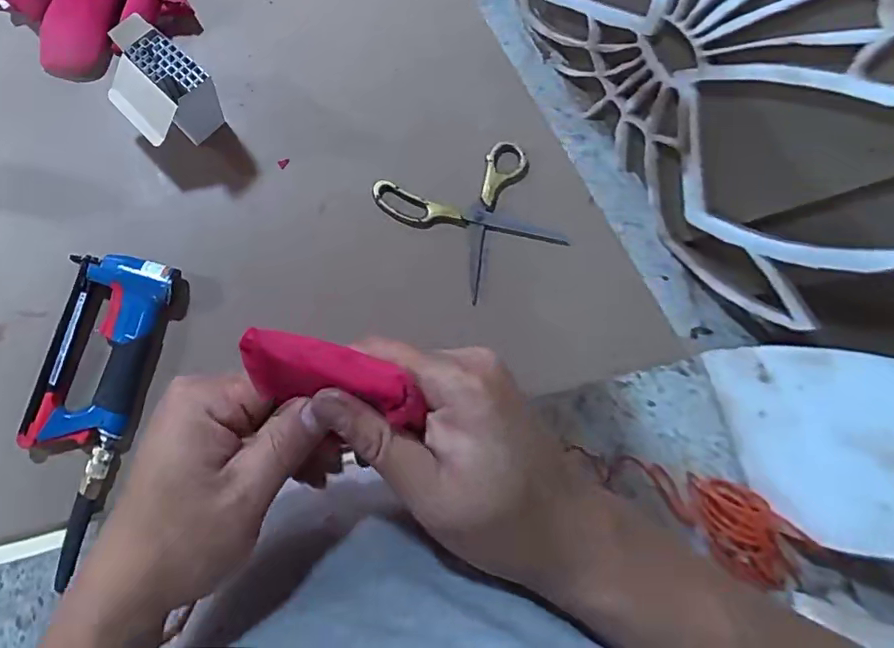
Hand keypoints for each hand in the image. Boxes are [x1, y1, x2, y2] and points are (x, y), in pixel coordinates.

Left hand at [46, 373, 327, 645]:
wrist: (132, 581)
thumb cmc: (187, 538)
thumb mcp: (246, 493)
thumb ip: (286, 441)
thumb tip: (325, 399)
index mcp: (202, 395)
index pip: (272, 382)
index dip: (313, 400)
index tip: (349, 424)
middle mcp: (195, 393)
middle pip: (266, 399)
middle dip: (304, 428)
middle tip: (340, 463)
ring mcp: (192, 415)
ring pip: (257, 418)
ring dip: (290, 444)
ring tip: (322, 476)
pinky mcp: (194, 437)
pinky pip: (241, 433)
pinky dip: (267, 453)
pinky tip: (297, 475)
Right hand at [303, 338, 599, 591]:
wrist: (578, 541)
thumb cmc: (501, 524)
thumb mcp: (425, 489)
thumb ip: (371, 437)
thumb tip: (319, 397)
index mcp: (459, 378)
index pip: (378, 351)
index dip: (340, 374)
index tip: (315, 407)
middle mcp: (469, 357)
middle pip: (391, 362)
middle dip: (362, 397)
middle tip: (342, 442)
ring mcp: (480, 366)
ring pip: (406, 373)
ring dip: (384, 405)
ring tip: (375, 447)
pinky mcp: (483, 380)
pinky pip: (428, 381)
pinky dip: (409, 407)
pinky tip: (406, 440)